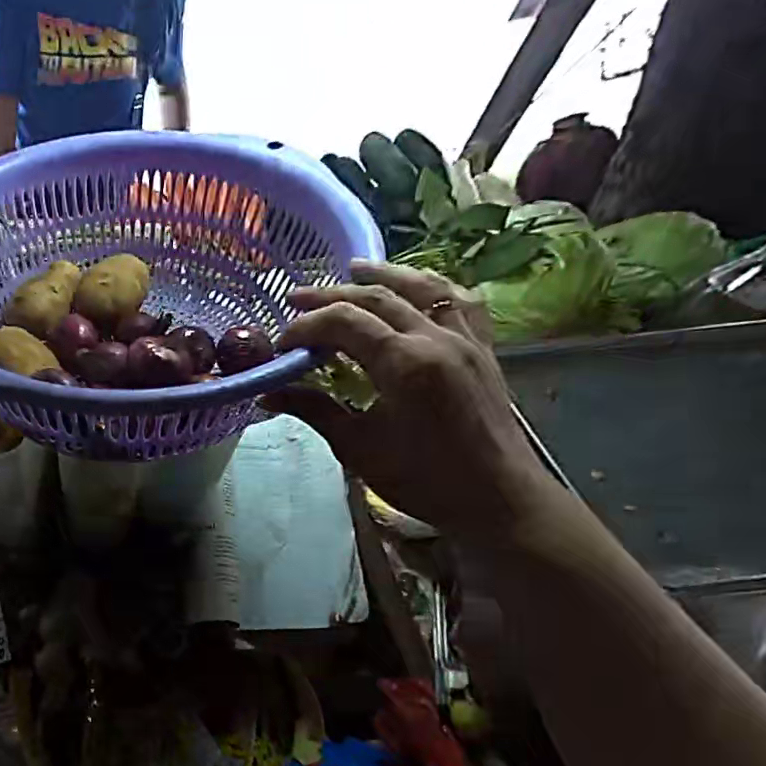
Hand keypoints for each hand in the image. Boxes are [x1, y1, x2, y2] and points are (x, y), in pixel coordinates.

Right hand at [261, 260, 563, 540]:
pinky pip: (458, 301)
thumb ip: (314, 411)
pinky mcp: (483, 349)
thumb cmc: (423, 479)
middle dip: (331, 295)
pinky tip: (417, 287)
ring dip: (383, 275)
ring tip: (354, 268)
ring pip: (423, 287)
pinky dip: (431, 287)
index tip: (281, 342)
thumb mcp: (358, 448)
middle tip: (294, 297)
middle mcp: (438, 339)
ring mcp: (466, 339)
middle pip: (378, 298)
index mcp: (405, 364)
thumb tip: (267, 394)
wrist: (498, 497)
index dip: (307, 325)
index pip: (346, 323)